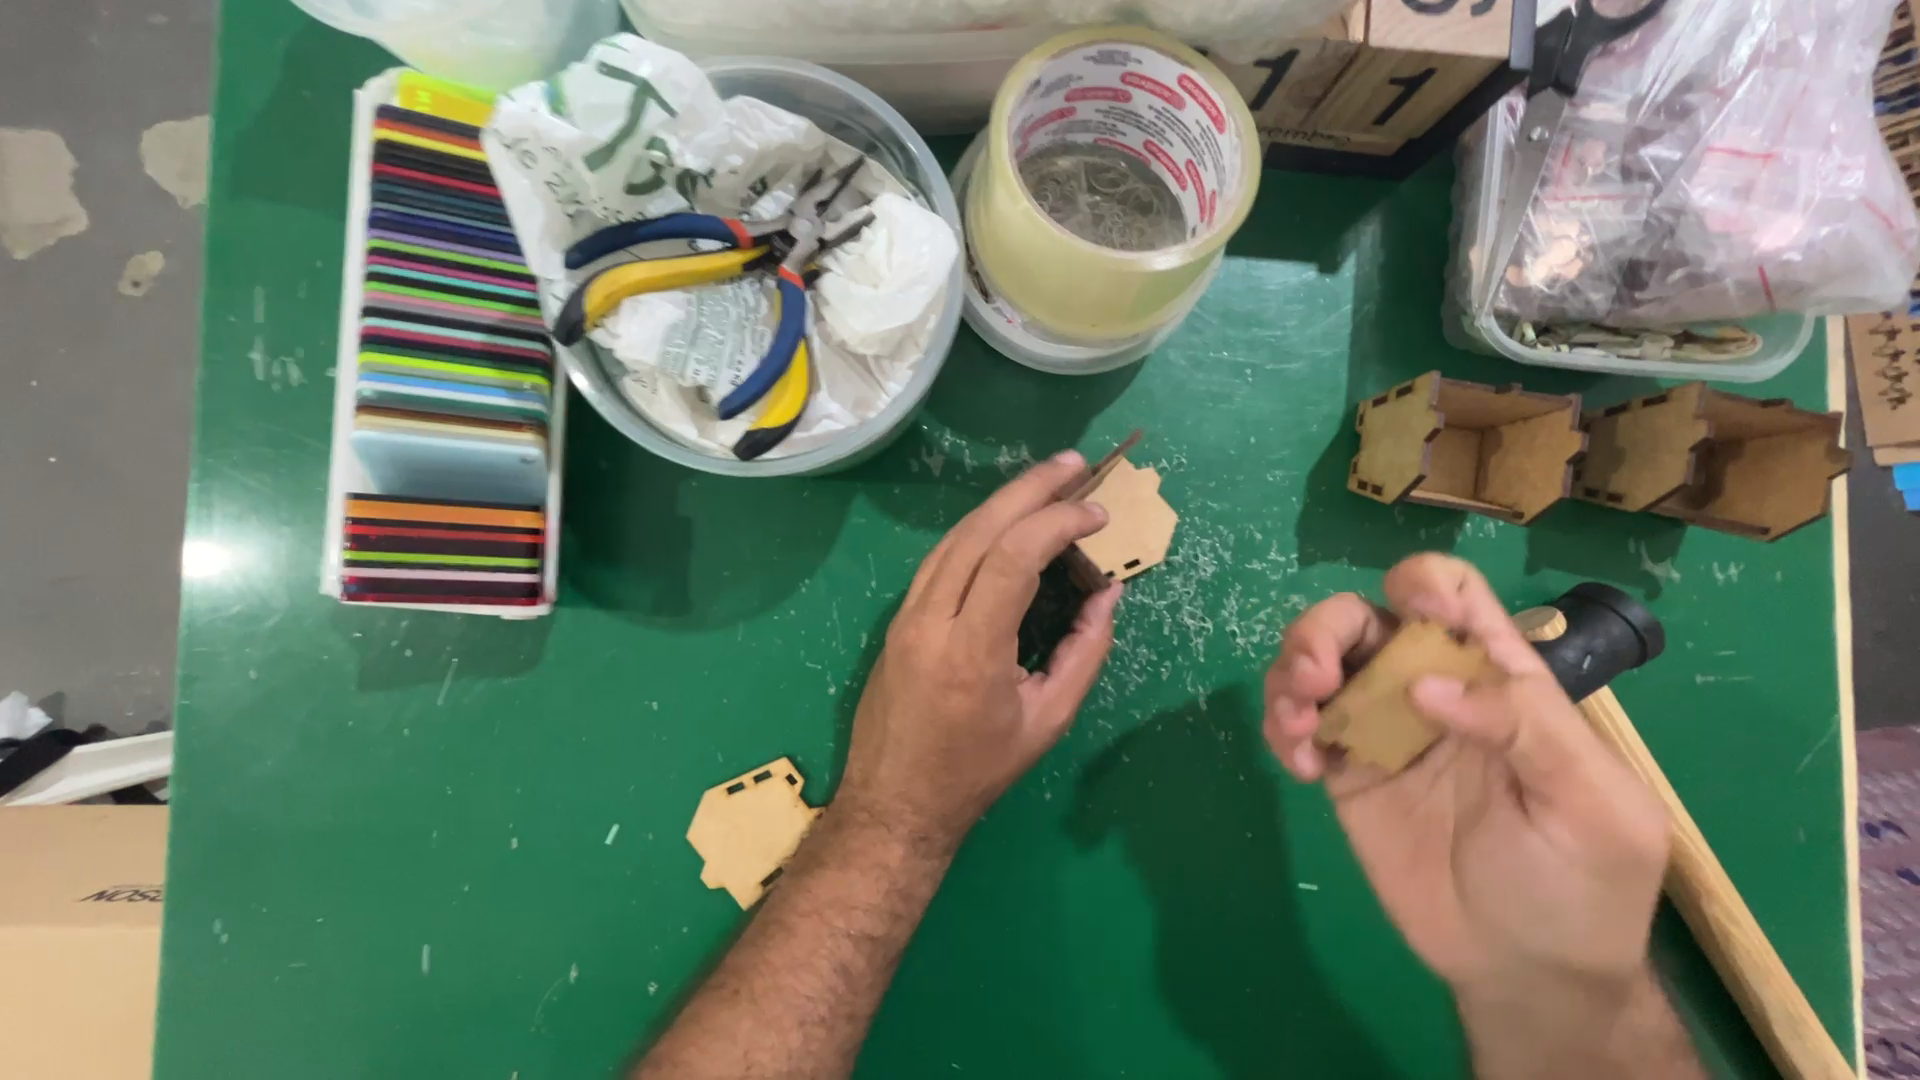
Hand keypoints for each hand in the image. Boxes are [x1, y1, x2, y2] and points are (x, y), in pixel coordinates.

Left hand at [838, 451, 1123, 849]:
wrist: (895, 800)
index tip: (1097, 515)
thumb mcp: (1047, 721)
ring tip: (1046, 482)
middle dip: (1030, 489)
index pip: (1013, 558)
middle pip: (979, 530)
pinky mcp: (898, 618)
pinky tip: (1003, 522)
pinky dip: (976, 531)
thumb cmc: (977, 771)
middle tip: (1074, 464)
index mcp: (971, 650)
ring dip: (1001, 503)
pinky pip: (940, 559)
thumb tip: (1107, 594)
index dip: (1058, 524)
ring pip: (954, 537)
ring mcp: (906, 615)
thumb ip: (1084, 653)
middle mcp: (931, 619)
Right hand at [1262, 554, 1669, 1009]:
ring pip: (1314, 662)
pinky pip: (1296, 725)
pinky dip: (1283, 729)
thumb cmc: (1578, 884)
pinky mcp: (1341, 770)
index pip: (1454, 594)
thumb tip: (1423, 687)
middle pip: (1360, 617)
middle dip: (1323, 630)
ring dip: (1290, 675)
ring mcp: (1378, 728)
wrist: (1522, 970)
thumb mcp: (1591, 806)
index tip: (1410, 618)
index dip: (1424, 585)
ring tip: (1300, 725)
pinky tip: (1303, 766)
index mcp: (1495, 678)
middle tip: (1316, 678)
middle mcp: (1426, 688)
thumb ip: (1526, 728)